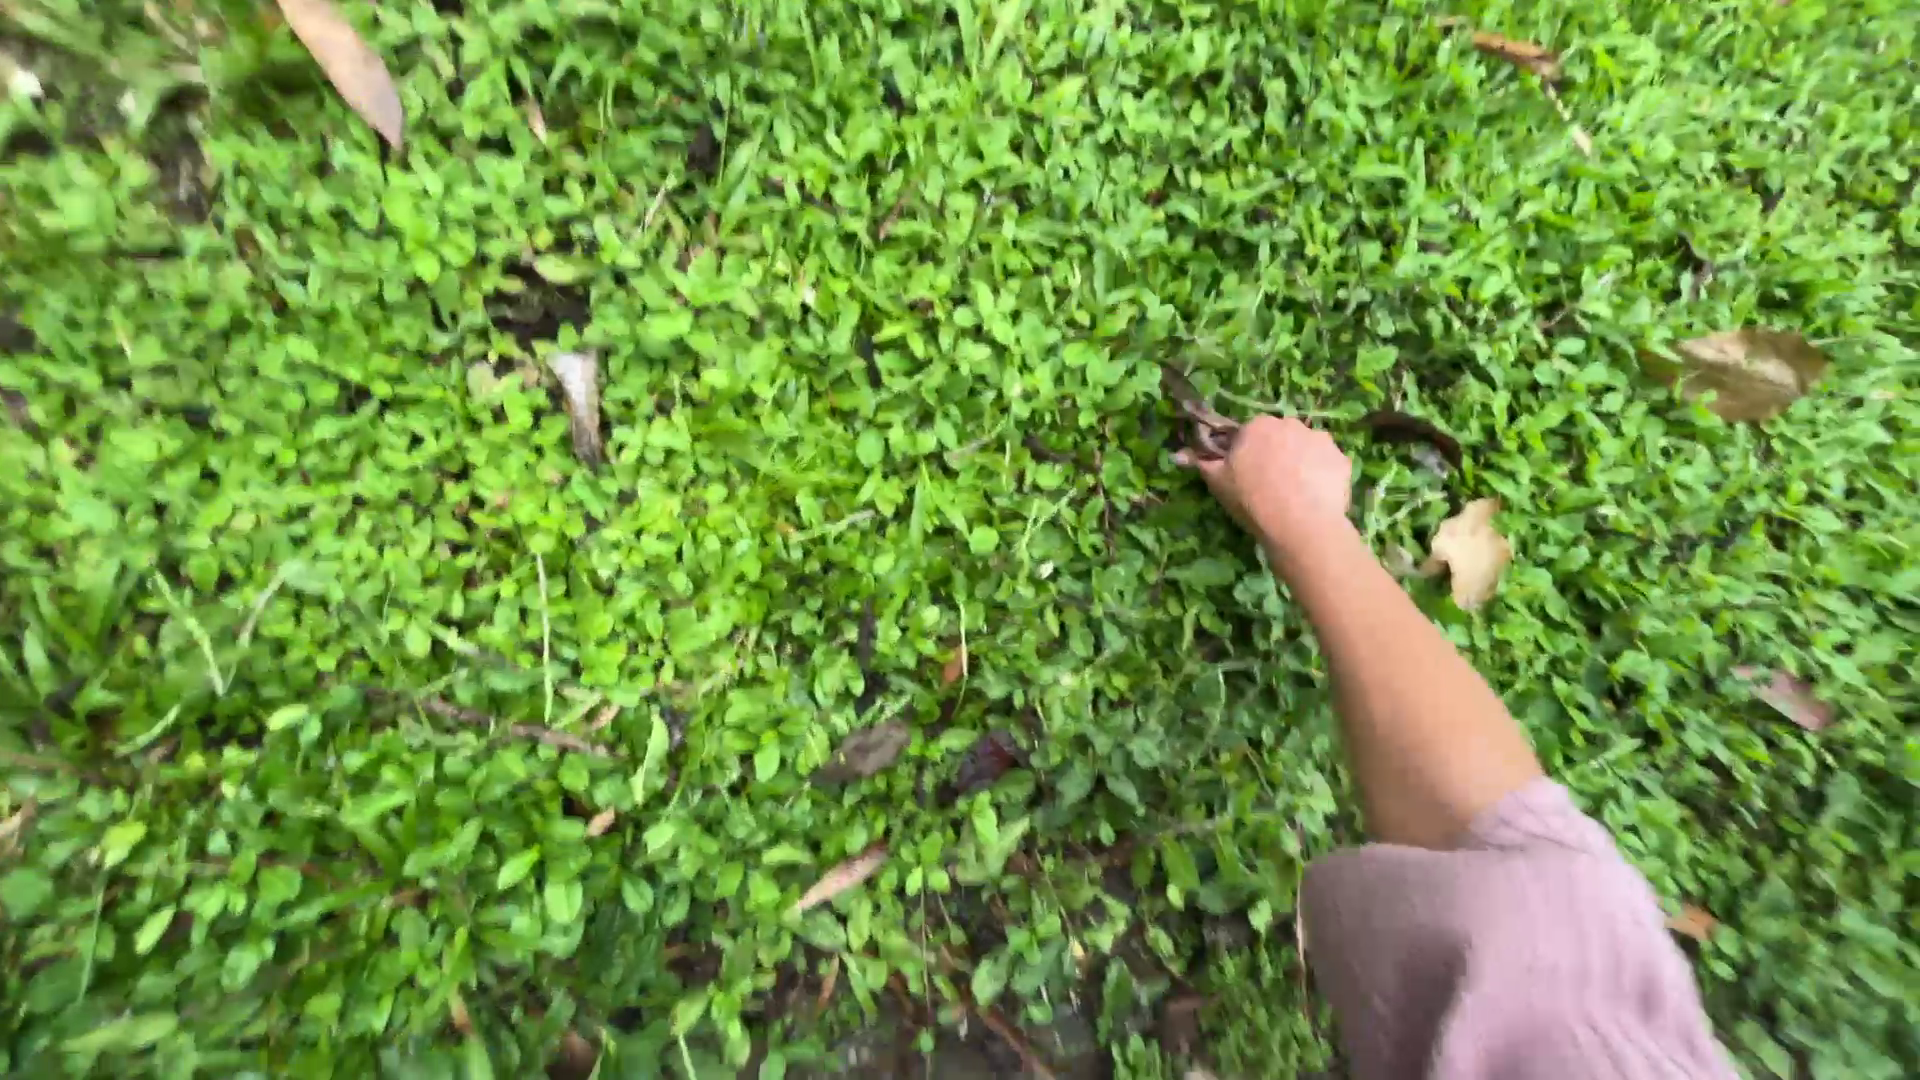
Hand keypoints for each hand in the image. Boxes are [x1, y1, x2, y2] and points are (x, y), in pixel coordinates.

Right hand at [1176, 415, 1353, 553]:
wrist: (1300, 524)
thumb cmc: (1252, 500)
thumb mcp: (1218, 483)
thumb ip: (1200, 463)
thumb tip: (1177, 454)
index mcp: (1257, 426)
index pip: (1247, 433)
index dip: (1244, 453)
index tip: (1242, 474)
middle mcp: (1290, 424)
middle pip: (1278, 436)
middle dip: (1273, 454)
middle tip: (1267, 485)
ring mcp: (1320, 440)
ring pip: (1303, 448)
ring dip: (1297, 462)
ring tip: (1292, 494)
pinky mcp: (1342, 459)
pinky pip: (1325, 464)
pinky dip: (1319, 476)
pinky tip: (1311, 498)